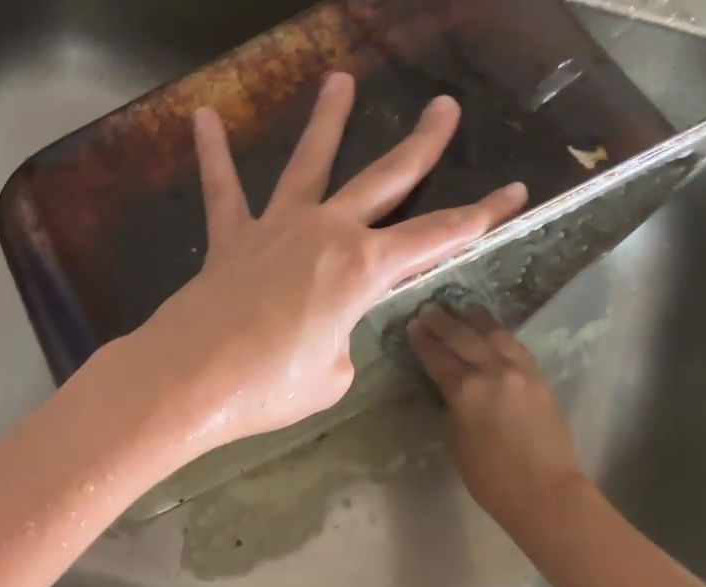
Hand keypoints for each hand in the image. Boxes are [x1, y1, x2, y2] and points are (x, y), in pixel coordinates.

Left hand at [89, 72, 526, 453]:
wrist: (190, 379)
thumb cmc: (267, 387)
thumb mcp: (330, 378)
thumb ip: (339, 346)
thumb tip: (322, 332)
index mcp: (363, 268)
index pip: (437, 236)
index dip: (481, 217)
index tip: (515, 192)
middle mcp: (326, 232)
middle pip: (384, 178)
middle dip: (422, 144)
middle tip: (444, 109)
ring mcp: (276, 230)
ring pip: (309, 164)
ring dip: (328, 121)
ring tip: (338, 81)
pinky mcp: (230, 241)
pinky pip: (223, 191)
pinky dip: (213, 155)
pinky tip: (204, 119)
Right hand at [407, 304, 590, 532]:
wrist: (545, 490)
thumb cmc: (489, 477)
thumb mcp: (455, 442)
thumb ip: (452, 408)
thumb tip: (450, 391)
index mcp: (466, 391)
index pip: (439, 358)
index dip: (423, 342)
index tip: (412, 325)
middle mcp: (494, 372)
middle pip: (465, 339)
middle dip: (445, 323)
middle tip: (429, 308)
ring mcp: (521, 372)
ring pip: (495, 335)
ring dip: (475, 320)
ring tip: (461, 309)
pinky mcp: (539, 378)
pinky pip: (515, 346)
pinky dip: (499, 334)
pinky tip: (492, 330)